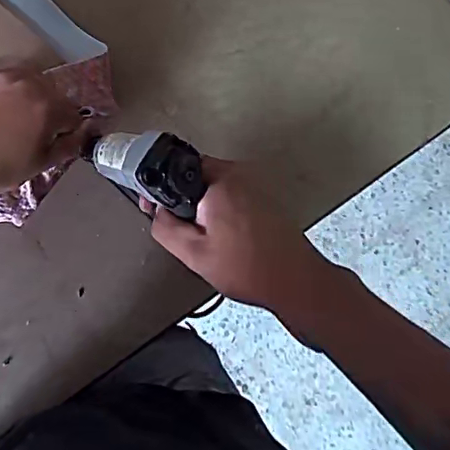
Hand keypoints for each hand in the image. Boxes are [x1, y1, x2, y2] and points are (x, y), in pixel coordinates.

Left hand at [0, 65, 86, 194]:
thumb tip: (84, 133)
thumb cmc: (0, 166)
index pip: (75, 115)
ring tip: (25, 117)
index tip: (60, 140)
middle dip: (55, 111)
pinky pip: (16, 78)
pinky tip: (9, 106)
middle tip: (41, 131)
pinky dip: (18, 89)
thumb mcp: (42, 163)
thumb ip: (70, 145)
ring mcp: (11, 78)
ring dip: (38, 97)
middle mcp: (34, 86)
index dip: (70, 130)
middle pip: (58, 95)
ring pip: (38, 83)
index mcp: (50, 108)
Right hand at [146, 158, 352, 321]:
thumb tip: (156, 213)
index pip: (178, 169)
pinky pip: (234, 195)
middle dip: (187, 201)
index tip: (159, 209)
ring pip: (216, 187)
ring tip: (213, 238)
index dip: (164, 191)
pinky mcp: (266, 197)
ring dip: (207, 207)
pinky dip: (225, 211)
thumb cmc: (251, 268)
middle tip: (189, 231)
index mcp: (222, 182)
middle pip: (198, 177)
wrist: (293, 280)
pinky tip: (229, 238)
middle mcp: (241, 175)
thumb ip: (166, 228)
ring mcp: (257, 184)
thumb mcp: (194, 254)